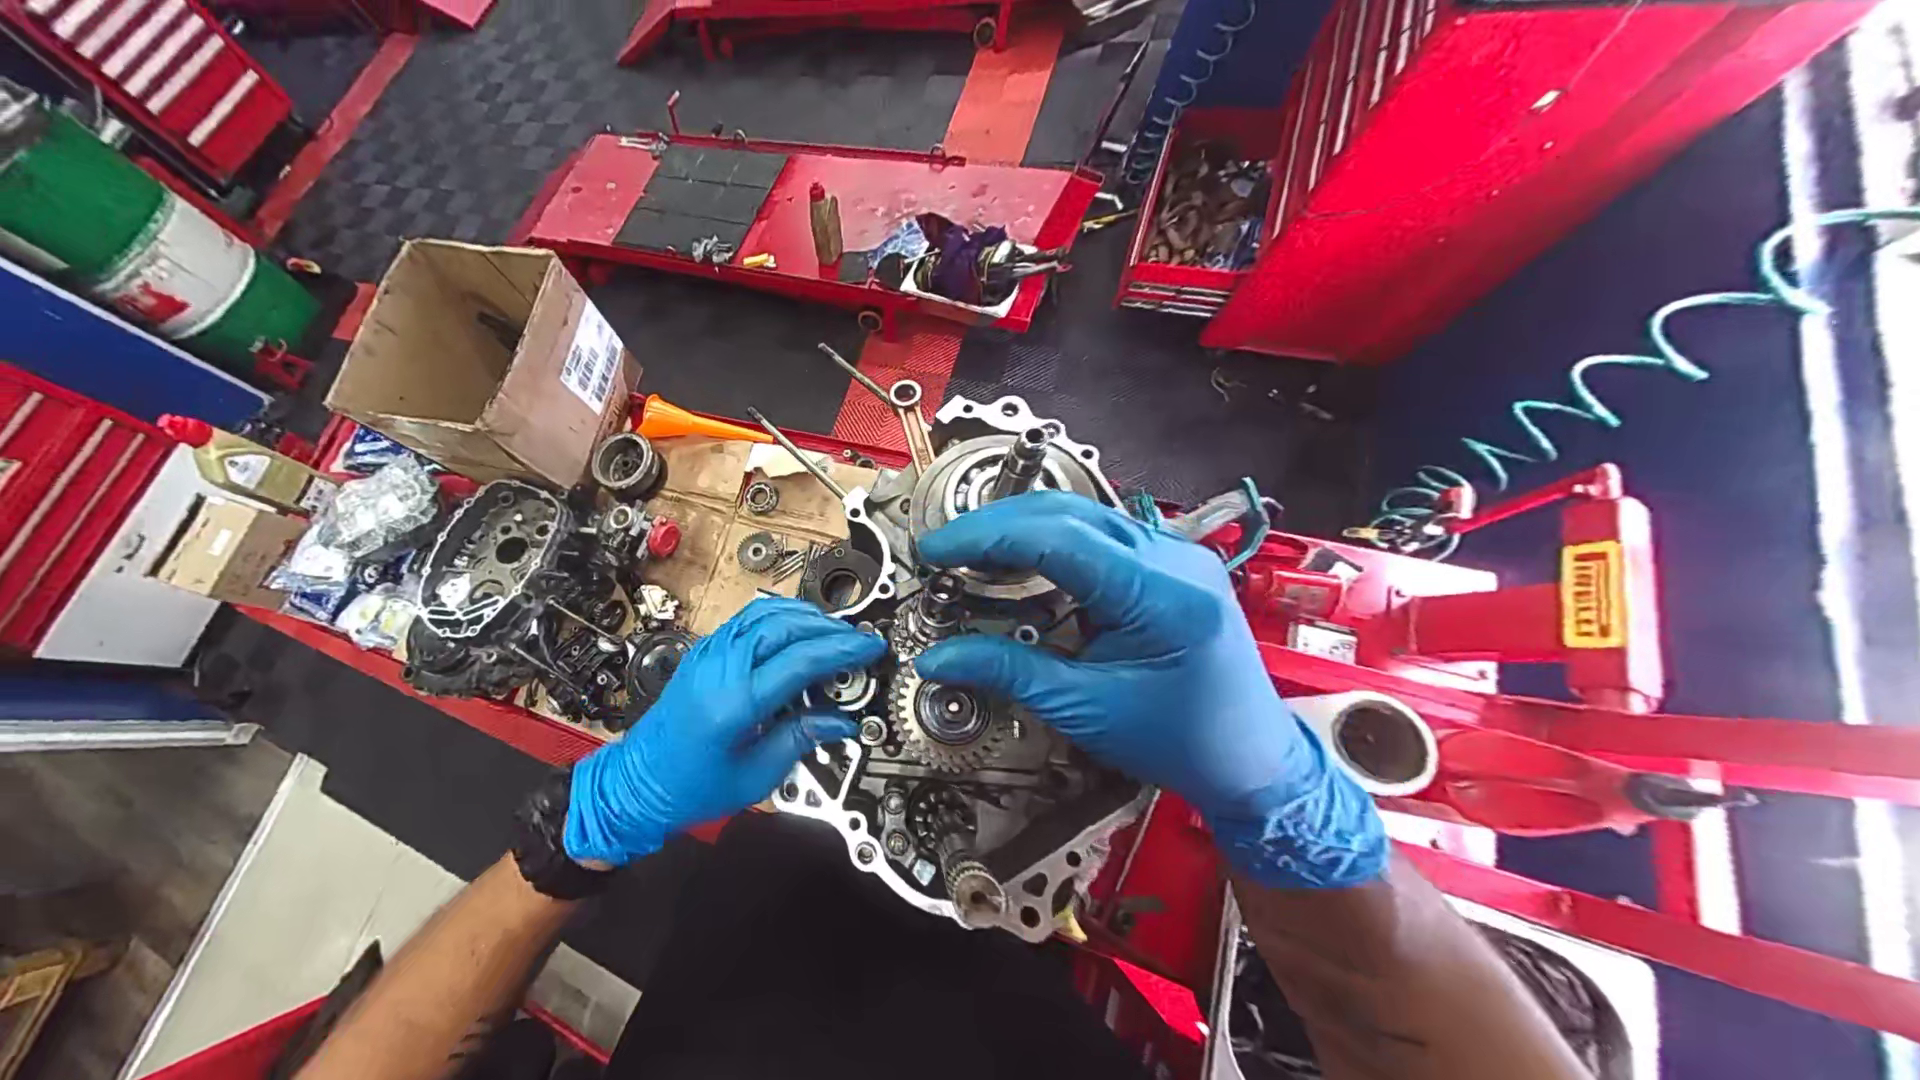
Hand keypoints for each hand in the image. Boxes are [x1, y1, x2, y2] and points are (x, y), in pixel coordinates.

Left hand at [565, 597, 885, 865]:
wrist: (637, 783)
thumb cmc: (690, 787)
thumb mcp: (756, 775)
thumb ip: (802, 738)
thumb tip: (842, 720)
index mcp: (734, 704)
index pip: (801, 660)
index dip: (843, 650)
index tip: (871, 648)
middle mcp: (719, 669)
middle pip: (786, 627)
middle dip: (831, 629)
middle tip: (860, 641)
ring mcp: (709, 655)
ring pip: (767, 613)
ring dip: (808, 617)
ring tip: (837, 633)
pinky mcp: (706, 652)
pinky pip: (749, 618)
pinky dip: (782, 616)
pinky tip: (801, 627)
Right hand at [912, 492, 1385, 888]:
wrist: (1249, 757)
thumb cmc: (1184, 741)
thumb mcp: (1087, 709)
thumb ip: (1009, 674)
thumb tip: (942, 658)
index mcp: (1163, 595)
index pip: (1058, 539)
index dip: (988, 537)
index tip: (940, 548)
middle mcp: (1176, 561)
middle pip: (1068, 513)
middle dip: (998, 526)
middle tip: (948, 550)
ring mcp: (1178, 556)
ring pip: (1084, 516)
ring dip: (1023, 531)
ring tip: (976, 557)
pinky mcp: (1170, 564)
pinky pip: (1101, 536)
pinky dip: (1053, 545)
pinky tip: (1024, 565)